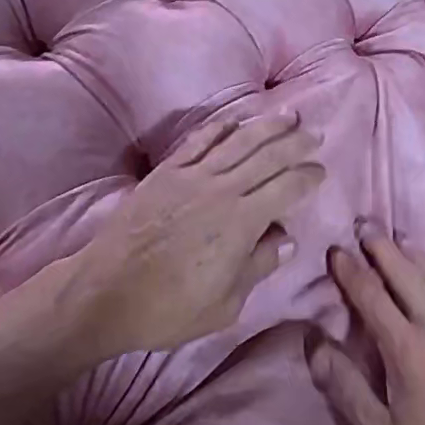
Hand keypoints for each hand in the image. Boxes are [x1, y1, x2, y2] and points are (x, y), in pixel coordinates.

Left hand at [4, 112, 325, 362]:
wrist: (103, 294)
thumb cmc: (168, 309)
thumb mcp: (225, 305)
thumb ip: (258, 266)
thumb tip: (286, 238)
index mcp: (241, 222)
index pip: (286, 188)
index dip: (308, 176)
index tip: (321, 171)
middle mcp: (222, 190)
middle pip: (268, 156)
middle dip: (296, 143)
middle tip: (315, 133)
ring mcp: (192, 176)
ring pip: (239, 141)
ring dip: (267, 126)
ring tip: (288, 115)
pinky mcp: (167, 172)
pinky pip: (199, 141)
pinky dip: (220, 127)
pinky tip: (236, 120)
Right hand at [310, 226, 424, 424]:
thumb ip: (345, 388)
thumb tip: (315, 340)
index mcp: (410, 350)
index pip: (373, 298)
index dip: (351, 272)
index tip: (336, 250)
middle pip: (409, 276)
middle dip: (384, 249)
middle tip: (366, 226)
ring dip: (418, 256)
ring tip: (400, 240)